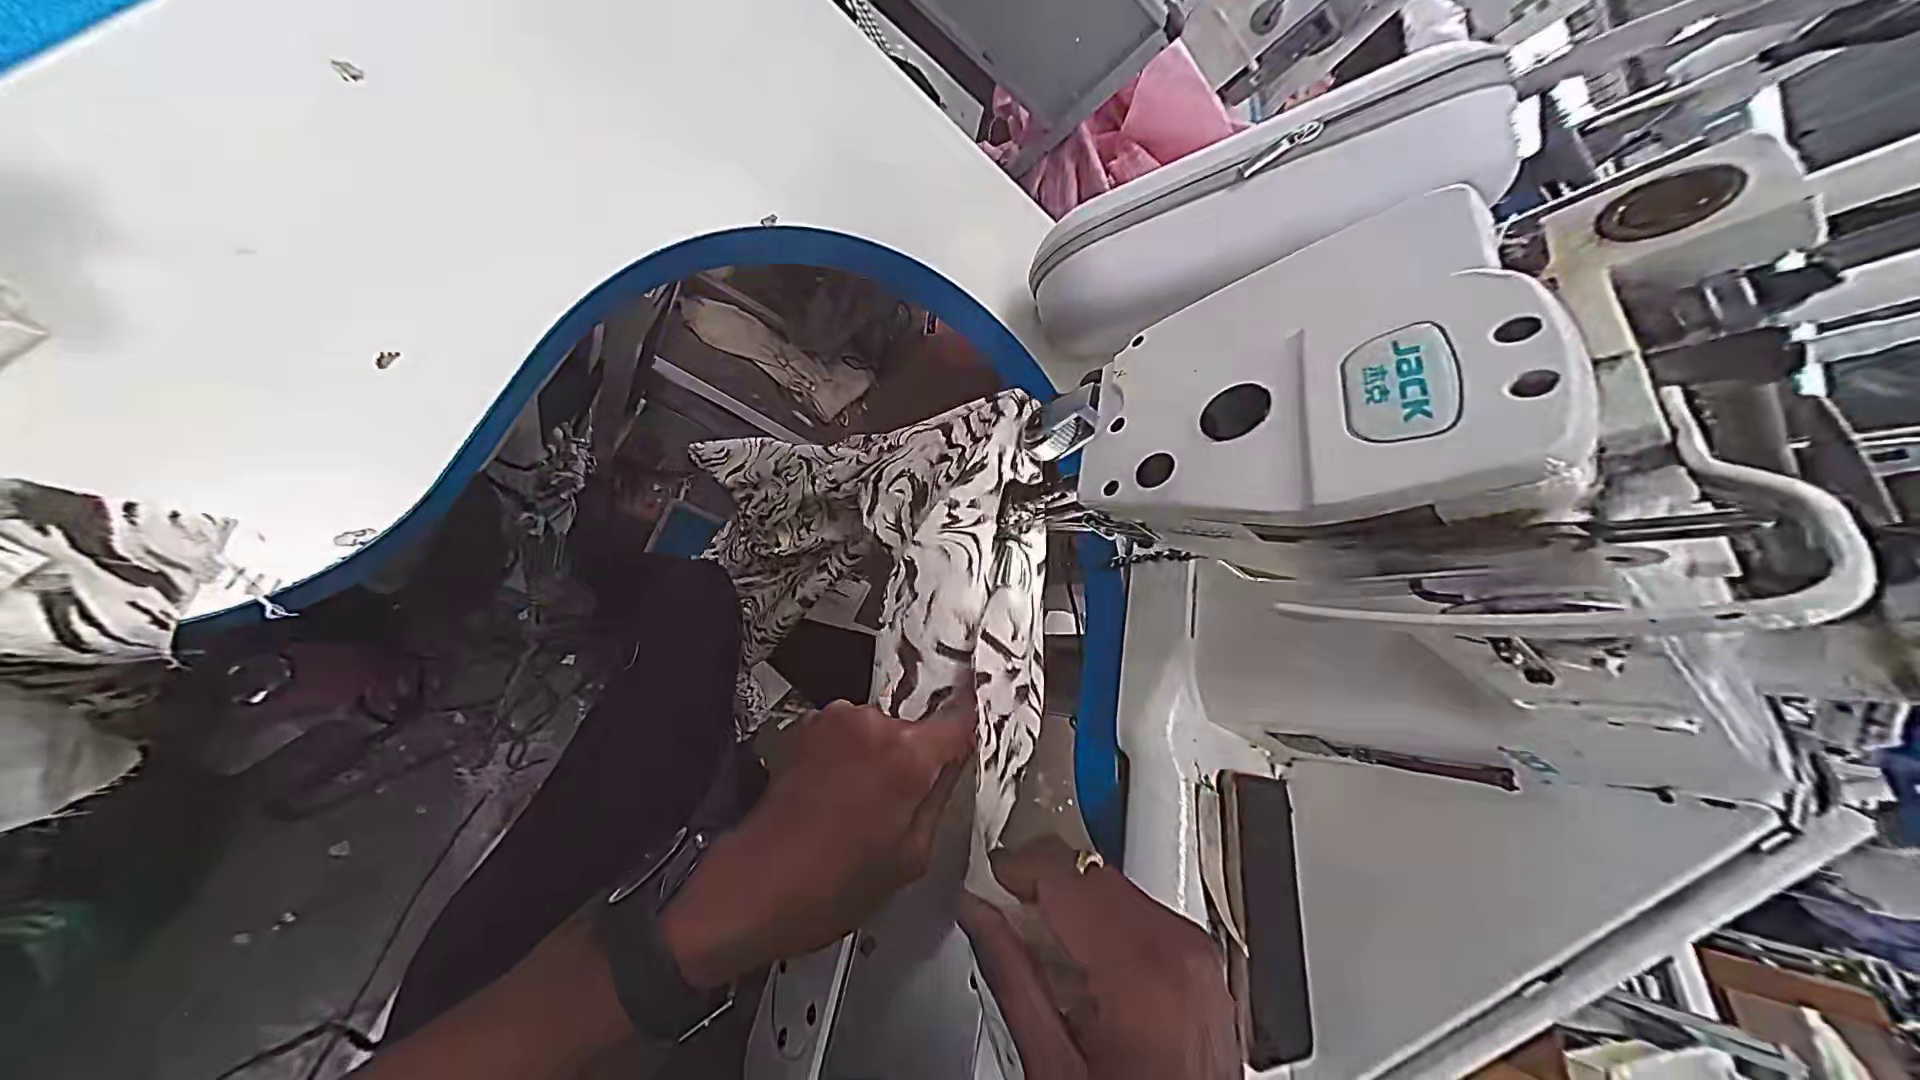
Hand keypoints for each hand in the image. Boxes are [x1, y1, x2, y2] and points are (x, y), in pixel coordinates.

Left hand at [659, 692, 975, 987]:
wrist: (754, 886)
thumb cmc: (825, 885)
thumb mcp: (910, 856)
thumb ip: (941, 798)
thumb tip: (953, 767)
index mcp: (906, 755)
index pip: (961, 720)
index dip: (973, 728)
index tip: (978, 729)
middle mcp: (870, 724)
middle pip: (918, 726)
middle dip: (919, 755)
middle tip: (906, 797)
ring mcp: (836, 720)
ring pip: (884, 729)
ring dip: (882, 755)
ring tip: (863, 804)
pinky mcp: (810, 727)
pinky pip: (852, 732)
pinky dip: (853, 754)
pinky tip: (840, 796)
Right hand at [958, 839, 1239, 1079]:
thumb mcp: (1052, 1065)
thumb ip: (1011, 975)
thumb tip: (979, 915)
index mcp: (1139, 972)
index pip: (1067, 876)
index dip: (1020, 867)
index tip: (992, 876)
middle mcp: (1178, 950)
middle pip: (1092, 876)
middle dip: (1045, 884)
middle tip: (1006, 908)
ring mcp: (1200, 955)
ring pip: (1117, 888)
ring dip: (1075, 902)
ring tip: (1045, 945)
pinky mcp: (1206, 963)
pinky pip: (1145, 912)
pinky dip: (1108, 921)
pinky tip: (1086, 962)